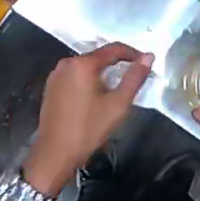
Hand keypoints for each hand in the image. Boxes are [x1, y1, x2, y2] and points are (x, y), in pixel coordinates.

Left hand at [26, 42, 153, 195]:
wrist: (56, 152)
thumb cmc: (89, 129)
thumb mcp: (118, 104)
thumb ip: (134, 78)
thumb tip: (148, 56)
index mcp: (82, 64)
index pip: (112, 49)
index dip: (132, 53)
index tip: (145, 61)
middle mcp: (66, 63)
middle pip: (98, 56)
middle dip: (117, 63)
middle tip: (133, 76)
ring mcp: (56, 74)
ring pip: (85, 66)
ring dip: (102, 72)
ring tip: (117, 86)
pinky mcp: (51, 86)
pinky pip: (74, 75)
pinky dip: (88, 79)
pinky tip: (96, 94)